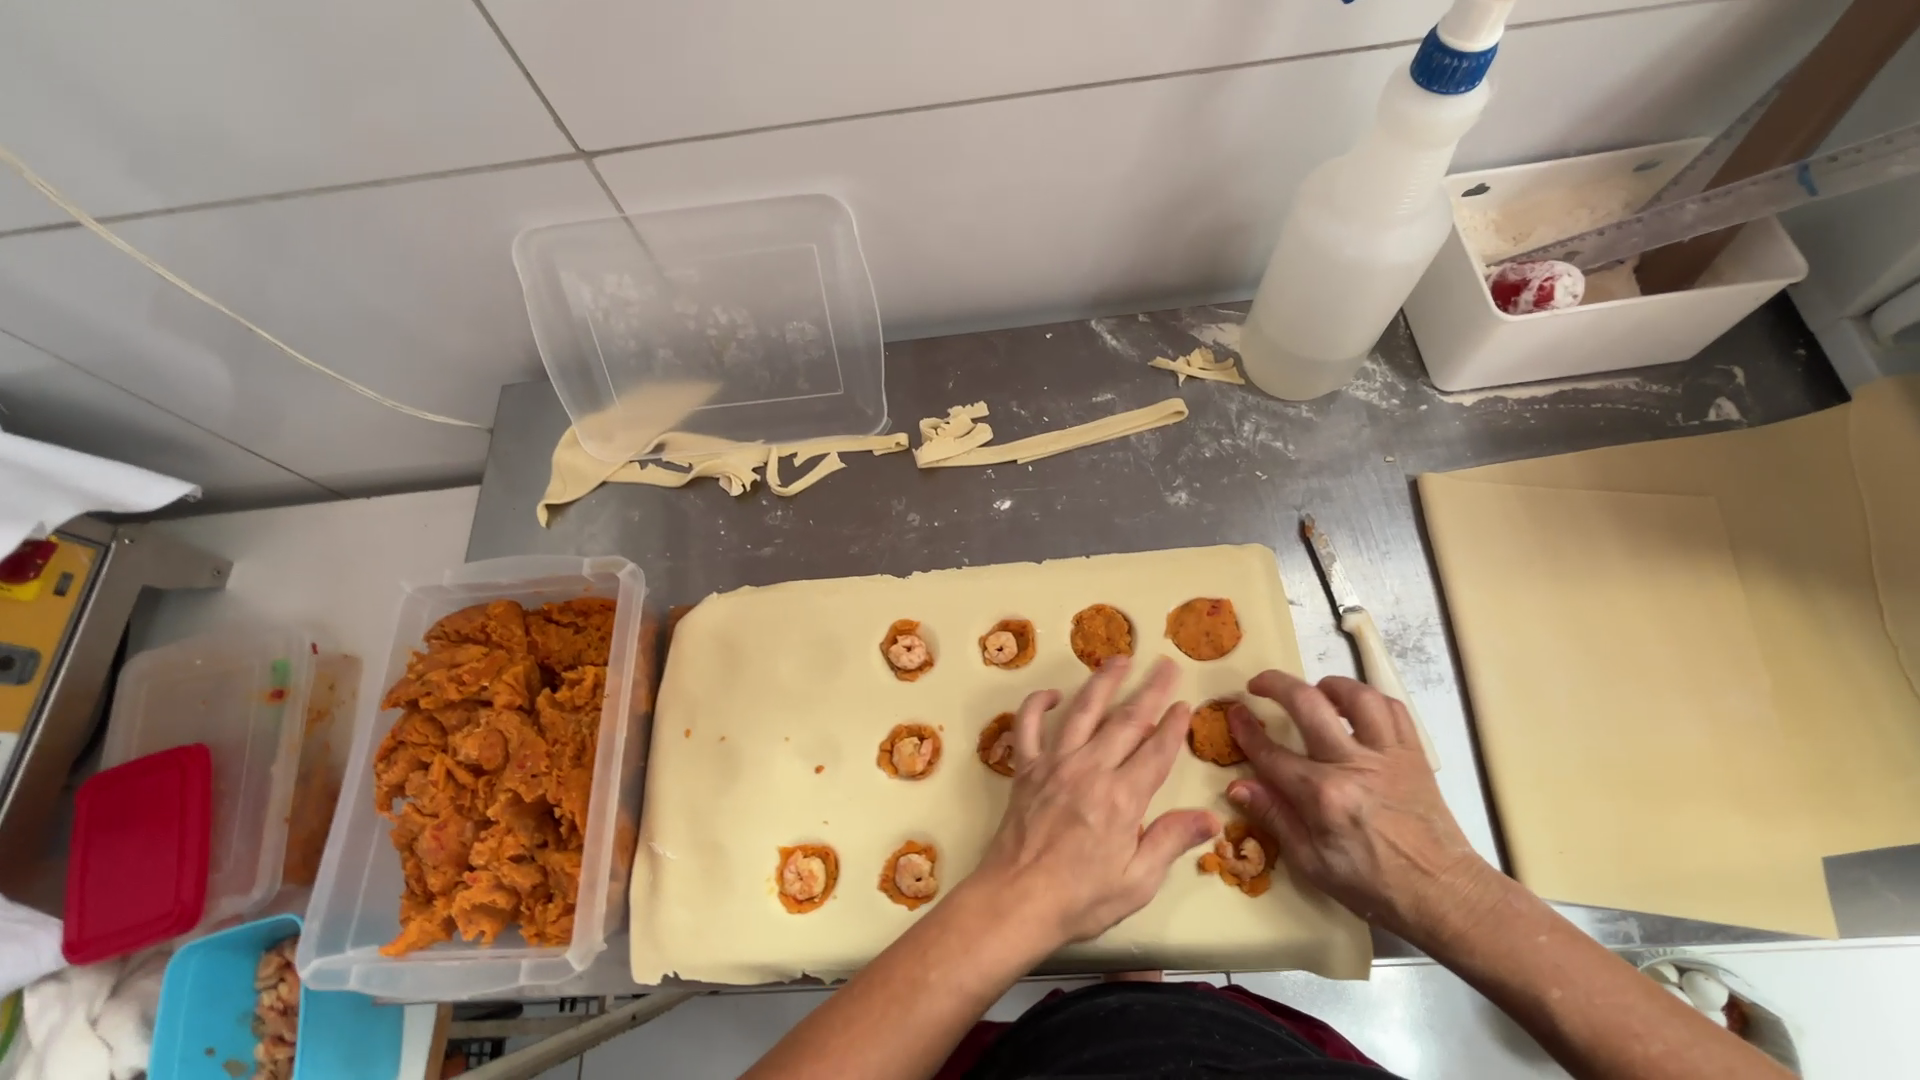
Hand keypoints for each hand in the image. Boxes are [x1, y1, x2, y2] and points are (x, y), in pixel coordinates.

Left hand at [969, 655, 1218, 948]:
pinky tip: (1051, 693)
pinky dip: (1037, 705)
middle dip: (1150, 690)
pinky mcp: (1025, 769)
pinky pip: (1028, 727)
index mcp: (1122, 798)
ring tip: (1119, 658)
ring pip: (1082, 711)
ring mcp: (1053, 764)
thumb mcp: (1136, 881)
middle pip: (1127, 721)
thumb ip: (1170, 841)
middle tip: (1165, 665)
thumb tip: (1211, 818)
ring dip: (1103, 682)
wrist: (1015, 901)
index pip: (1156, 751)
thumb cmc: (1079, 899)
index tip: (1185, 704)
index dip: (1174, 725)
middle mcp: (1089, 770)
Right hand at [1227, 671, 1493, 941]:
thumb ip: (1274, 816)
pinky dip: (1370, 700)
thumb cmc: (1372, 886)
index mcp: (1322, 796)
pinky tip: (1356, 708)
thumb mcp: (1311, 863)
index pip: (1271, 753)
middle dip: (1276, 685)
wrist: (1444, 893)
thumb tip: (1237, 786)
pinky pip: (1394, 710)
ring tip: (1314, 691)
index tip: (1232, 713)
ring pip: (1357, 696)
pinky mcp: (1414, 756)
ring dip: (1328, 685)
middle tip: (1259, 684)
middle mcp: (1352, 765)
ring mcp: (1387, 756)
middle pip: (1308, 704)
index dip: (1246, 730)